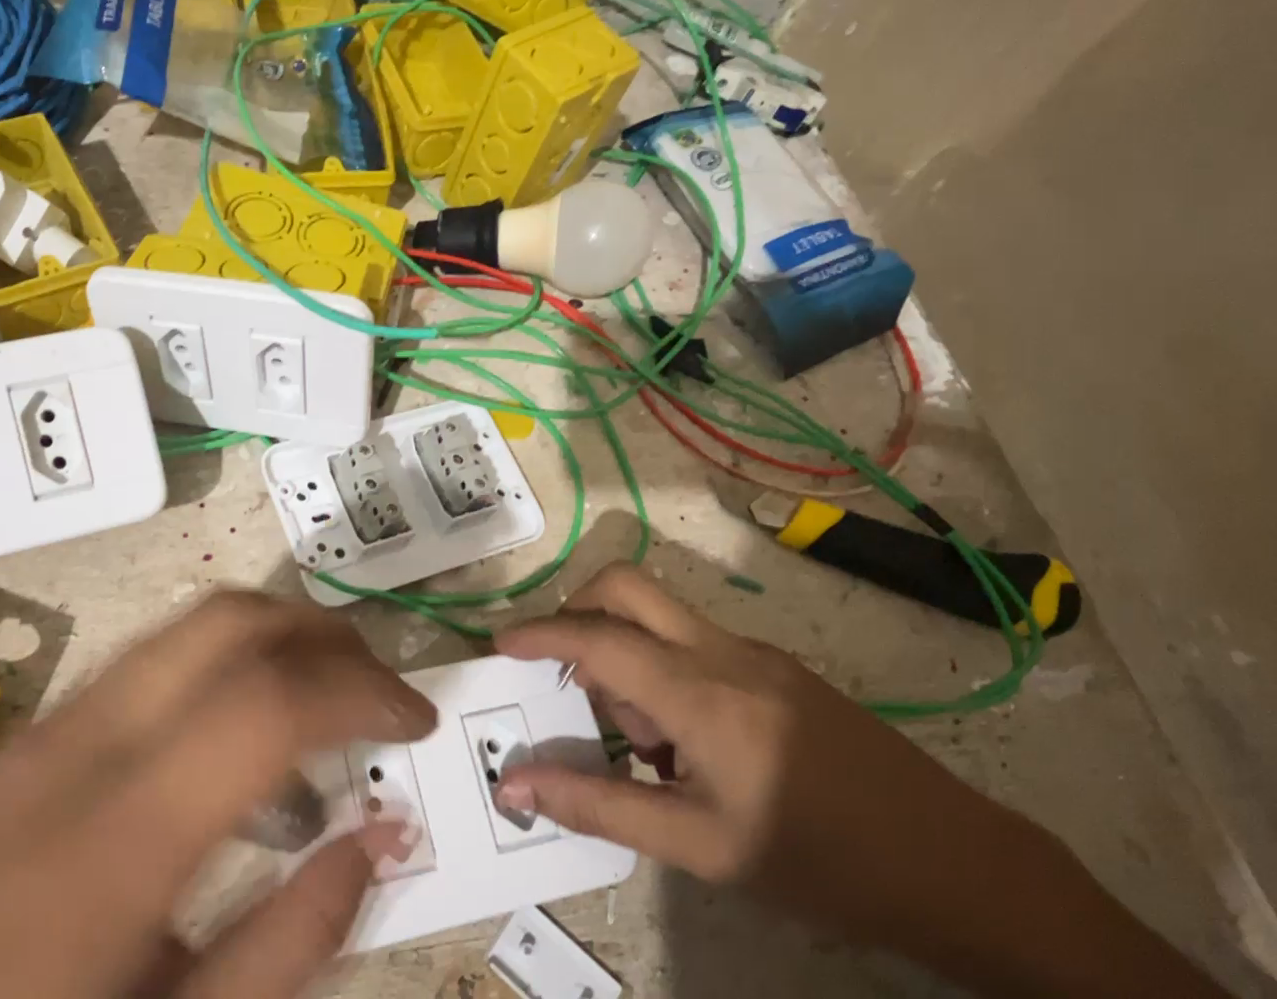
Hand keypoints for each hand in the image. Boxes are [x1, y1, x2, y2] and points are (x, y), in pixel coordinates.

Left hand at [0, 591, 433, 998]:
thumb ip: (292, 940)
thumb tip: (382, 837)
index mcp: (116, 837)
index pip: (266, 702)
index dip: (361, 691)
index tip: (417, 721)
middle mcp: (75, 749)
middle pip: (221, 624)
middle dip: (320, 630)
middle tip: (382, 682)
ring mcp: (39, 734)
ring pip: (178, 630)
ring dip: (269, 638)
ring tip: (329, 695)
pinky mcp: (22, 742)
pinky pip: (142, 668)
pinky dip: (217, 667)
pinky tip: (240, 736)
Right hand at [494, 561, 987, 921]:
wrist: (955, 865)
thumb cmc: (818, 860)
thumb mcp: (698, 846)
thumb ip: (598, 806)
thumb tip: (513, 785)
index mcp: (701, 693)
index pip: (597, 637)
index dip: (539, 634)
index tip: (498, 646)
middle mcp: (726, 653)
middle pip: (627, 587)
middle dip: (576, 613)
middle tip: (563, 679)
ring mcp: (758, 654)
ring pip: (660, 617)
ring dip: (624, 654)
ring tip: (642, 744)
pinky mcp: (779, 668)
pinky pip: (695, 643)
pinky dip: (662, 669)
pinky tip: (683, 744)